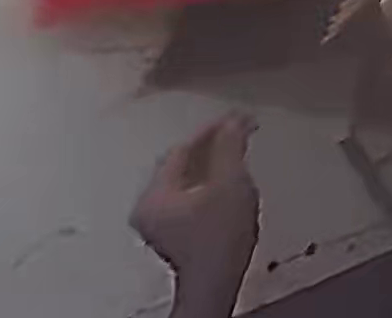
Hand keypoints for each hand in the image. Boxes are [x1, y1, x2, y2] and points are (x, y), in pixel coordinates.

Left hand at [131, 114, 259, 313]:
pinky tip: (231, 168)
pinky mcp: (176, 226)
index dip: (210, 130)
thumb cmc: (221, 229)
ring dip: (213, 156)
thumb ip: (230, 148)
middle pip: (180, 163)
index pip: (180, 150)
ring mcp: (161, 219)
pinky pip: (191, 188)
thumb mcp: (230, 181)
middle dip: (211, 142)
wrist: (217, 275)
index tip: (238, 116)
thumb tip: (233, 120)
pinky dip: (211, 172)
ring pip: (187, 175)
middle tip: (242, 126)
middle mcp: (150, 206)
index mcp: (154, 196)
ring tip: (241, 142)